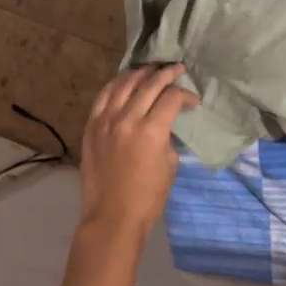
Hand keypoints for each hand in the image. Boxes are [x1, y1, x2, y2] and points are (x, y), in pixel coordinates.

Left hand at [79, 64, 198, 232]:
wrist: (112, 215)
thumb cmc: (149, 195)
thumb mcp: (170, 164)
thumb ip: (167, 136)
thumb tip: (164, 123)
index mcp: (152, 130)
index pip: (172, 98)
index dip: (186, 95)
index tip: (193, 102)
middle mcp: (128, 119)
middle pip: (150, 84)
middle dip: (168, 74)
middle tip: (178, 69)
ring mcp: (106, 121)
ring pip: (125, 84)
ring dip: (142, 73)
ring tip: (152, 70)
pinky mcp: (92, 126)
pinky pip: (104, 96)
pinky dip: (116, 84)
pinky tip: (125, 81)